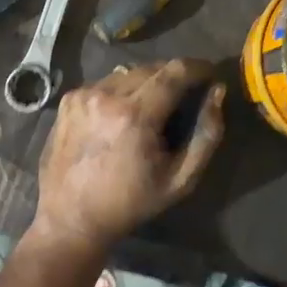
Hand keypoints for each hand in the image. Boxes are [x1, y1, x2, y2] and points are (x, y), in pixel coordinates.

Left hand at [29, 59, 226, 253]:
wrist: (71, 219)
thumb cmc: (130, 203)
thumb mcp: (180, 179)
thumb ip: (207, 134)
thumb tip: (217, 92)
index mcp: (135, 114)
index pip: (175, 71)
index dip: (198, 67)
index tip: (210, 74)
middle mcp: (106, 95)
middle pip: (151, 68)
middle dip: (173, 76)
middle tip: (183, 96)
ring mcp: (83, 95)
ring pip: (127, 73)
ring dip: (146, 83)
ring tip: (151, 107)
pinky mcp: (69, 99)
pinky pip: (105, 83)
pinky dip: (120, 92)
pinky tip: (120, 116)